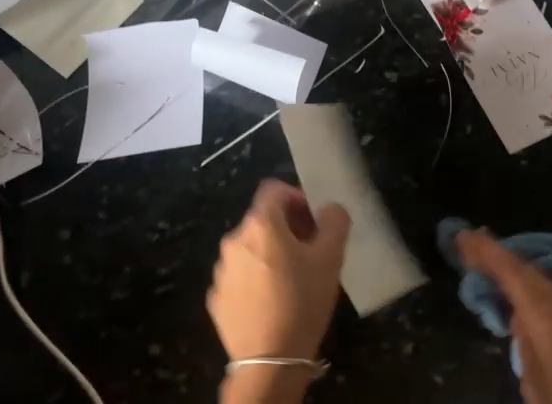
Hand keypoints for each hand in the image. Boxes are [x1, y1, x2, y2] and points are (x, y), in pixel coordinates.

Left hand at [209, 180, 351, 361]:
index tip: (313, 223)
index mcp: (260, 224)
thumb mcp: (330, 259)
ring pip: (251, 249)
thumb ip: (334, 221)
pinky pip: (240, 277)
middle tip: (310, 254)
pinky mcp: (217, 298)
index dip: (297, 198)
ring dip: (271, 255)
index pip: (274, 189)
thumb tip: (329, 208)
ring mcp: (221, 270)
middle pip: (262, 220)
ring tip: (292, 282)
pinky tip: (273, 303)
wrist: (269, 363)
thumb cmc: (301, 302)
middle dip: (288, 229)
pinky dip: (256, 280)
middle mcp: (234, 240)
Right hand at [457, 228, 551, 403]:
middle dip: (500, 255)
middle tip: (470, 245)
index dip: (486, 252)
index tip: (462, 236)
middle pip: (529, 271)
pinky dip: (536, 288)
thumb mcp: (537, 390)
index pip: (512, 273)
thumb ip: (525, 347)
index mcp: (549, 319)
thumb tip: (520, 320)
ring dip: (518, 271)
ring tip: (492, 266)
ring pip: (545, 282)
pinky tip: (526, 295)